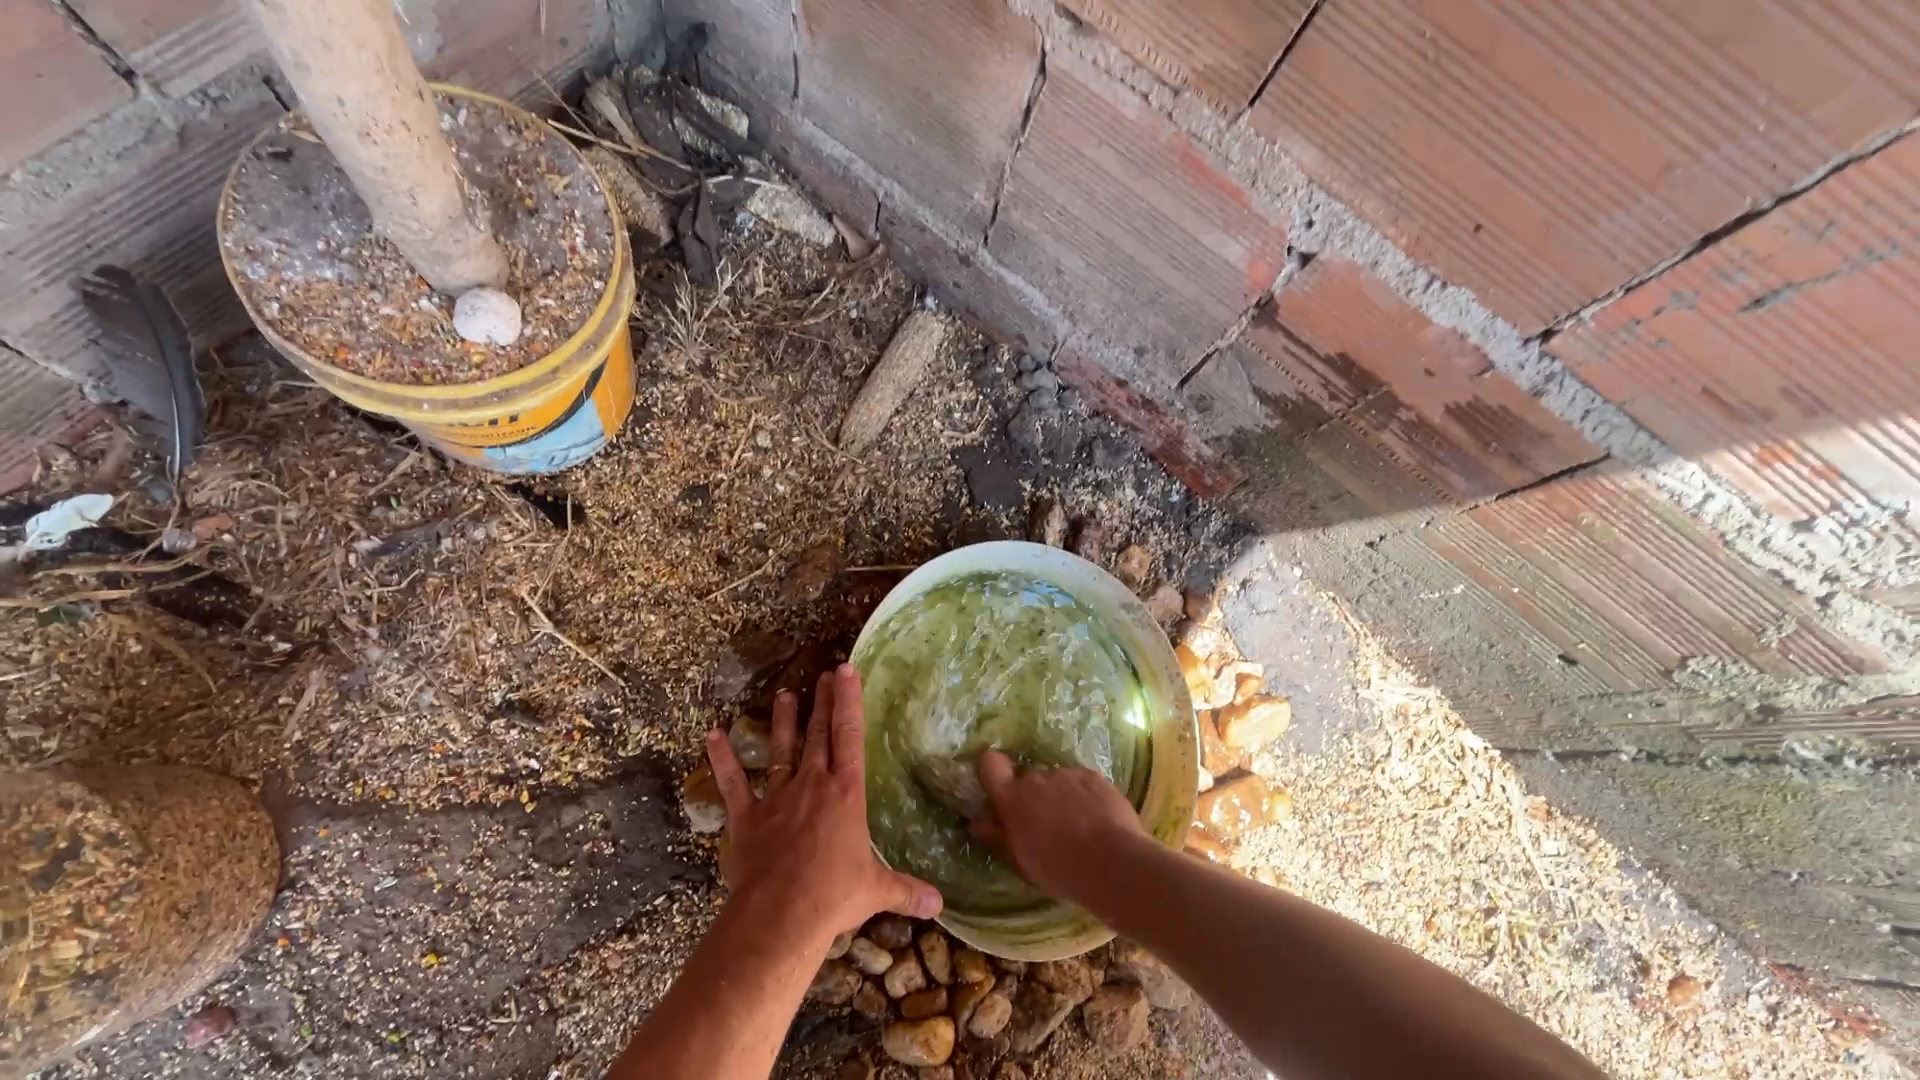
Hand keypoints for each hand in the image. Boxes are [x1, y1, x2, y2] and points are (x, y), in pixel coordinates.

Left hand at [705, 664, 941, 950]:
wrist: (781, 913)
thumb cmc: (834, 895)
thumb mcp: (877, 891)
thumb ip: (907, 891)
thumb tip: (940, 905)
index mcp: (846, 793)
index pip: (850, 736)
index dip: (849, 701)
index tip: (846, 670)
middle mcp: (813, 785)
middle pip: (818, 735)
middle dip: (823, 703)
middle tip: (824, 675)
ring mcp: (777, 798)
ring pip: (780, 751)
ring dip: (783, 722)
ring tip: (785, 694)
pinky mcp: (746, 817)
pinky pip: (733, 783)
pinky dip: (722, 759)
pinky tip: (713, 736)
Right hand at [970, 749, 1147, 900]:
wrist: (1112, 863)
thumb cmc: (1059, 869)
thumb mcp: (1022, 862)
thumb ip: (997, 839)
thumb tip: (976, 824)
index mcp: (1013, 798)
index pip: (991, 764)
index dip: (992, 769)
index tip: (999, 785)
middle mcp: (1037, 778)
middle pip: (1028, 779)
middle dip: (1033, 796)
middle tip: (1047, 823)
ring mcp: (1067, 774)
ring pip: (1057, 781)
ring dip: (1061, 796)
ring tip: (1078, 825)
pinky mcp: (1094, 776)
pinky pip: (1081, 781)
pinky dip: (1084, 796)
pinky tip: (1096, 820)